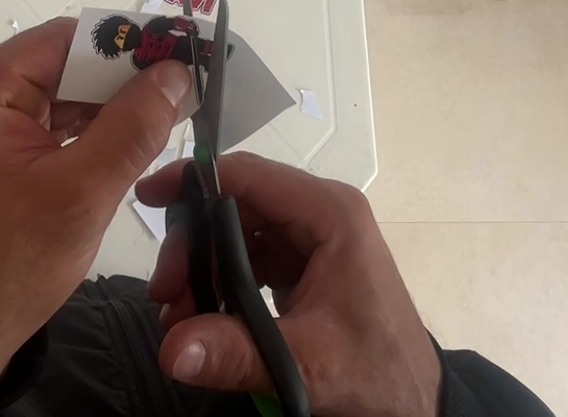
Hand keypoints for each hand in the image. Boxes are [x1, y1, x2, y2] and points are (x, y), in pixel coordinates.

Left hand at [0, 17, 191, 397]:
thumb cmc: (10, 266)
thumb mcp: (81, 194)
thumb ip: (132, 128)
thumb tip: (174, 72)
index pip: (66, 40)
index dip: (126, 44)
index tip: (179, 56)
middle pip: (63, 62)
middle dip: (120, 78)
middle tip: (180, 91)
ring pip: (60, 90)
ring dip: (107, 104)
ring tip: (162, 115)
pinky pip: (49, 117)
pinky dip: (87, 126)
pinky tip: (125, 139)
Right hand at [136, 153, 441, 416]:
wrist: (419, 408)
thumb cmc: (379, 375)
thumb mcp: (308, 364)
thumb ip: (238, 351)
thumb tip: (171, 348)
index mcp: (328, 211)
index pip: (247, 175)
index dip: (194, 179)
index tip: (148, 196)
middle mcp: (317, 211)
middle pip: (234, 203)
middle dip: (194, 244)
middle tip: (165, 291)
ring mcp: (309, 235)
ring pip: (235, 229)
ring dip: (203, 266)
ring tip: (177, 311)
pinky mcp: (301, 260)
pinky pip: (247, 255)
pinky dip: (220, 282)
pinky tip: (201, 316)